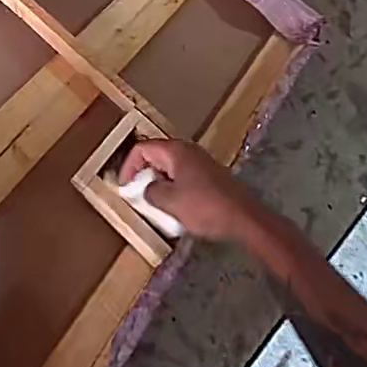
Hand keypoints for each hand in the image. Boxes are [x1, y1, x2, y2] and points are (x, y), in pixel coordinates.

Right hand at [118, 139, 266, 243]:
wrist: (242, 217)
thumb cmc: (205, 206)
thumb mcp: (169, 202)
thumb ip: (151, 191)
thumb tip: (147, 189)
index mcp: (176, 151)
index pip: (142, 148)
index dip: (129, 166)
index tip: (124, 187)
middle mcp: (188, 151)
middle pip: (156, 156)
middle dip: (143, 175)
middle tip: (137, 196)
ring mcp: (200, 162)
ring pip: (169, 168)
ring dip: (158, 184)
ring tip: (154, 205)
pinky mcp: (209, 176)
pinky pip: (182, 177)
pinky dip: (173, 188)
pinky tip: (175, 208)